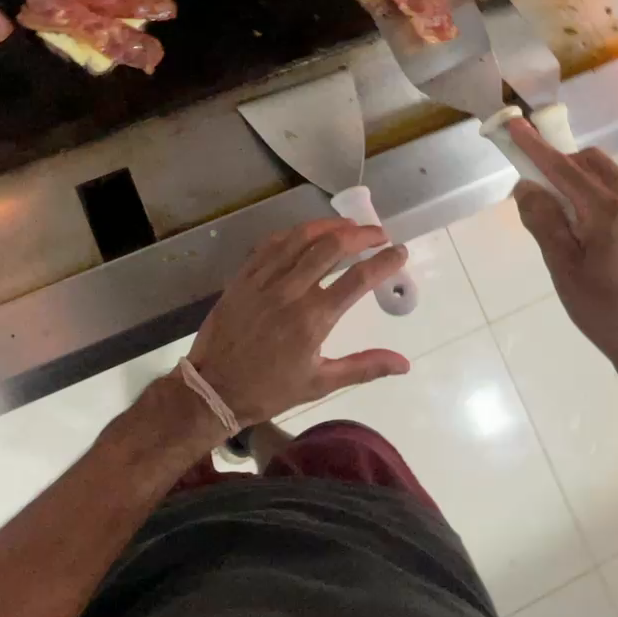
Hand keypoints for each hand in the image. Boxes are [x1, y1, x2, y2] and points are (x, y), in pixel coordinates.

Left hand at [186, 219, 411, 426]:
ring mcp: (264, 281)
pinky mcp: (243, 277)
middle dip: (360, 234)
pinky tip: (307, 233)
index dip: (384, 261)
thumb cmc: (269, 390)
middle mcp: (290, 292)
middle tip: (378, 234)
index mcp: (313, 320)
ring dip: (329, 226)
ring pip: (300, 238)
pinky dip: (294, 233)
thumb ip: (364, 367)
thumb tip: (404, 363)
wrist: (213, 389)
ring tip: (348, 226)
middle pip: (331, 247)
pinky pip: (271, 244)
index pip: (358, 279)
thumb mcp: (320, 383)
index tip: (400, 251)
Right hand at [506, 120, 617, 367]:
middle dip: (557, 160)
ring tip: (551, 200)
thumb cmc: (599, 308)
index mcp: (607, 212)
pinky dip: (590, 188)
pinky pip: (615, 189)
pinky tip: (577, 215)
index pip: (563, 169)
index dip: (536, 147)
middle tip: (530, 177)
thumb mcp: (561, 266)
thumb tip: (527, 186)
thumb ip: (543, 220)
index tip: (515, 123)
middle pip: (588, 162)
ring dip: (574, 174)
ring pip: (604, 173)